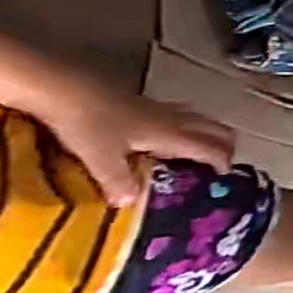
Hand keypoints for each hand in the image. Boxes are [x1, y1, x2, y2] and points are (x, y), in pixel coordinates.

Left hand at [38, 83, 235, 206]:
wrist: (67, 89)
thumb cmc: (90, 124)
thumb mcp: (101, 158)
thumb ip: (117, 181)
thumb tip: (129, 203)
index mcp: (173, 135)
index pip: (211, 148)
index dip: (222, 161)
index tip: (224, 176)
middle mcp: (176, 121)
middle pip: (217, 129)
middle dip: (226, 145)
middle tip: (220, 162)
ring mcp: (163, 110)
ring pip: (203, 121)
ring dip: (209, 134)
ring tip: (200, 150)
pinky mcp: (147, 104)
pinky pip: (183, 116)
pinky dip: (189, 127)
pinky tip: (169, 134)